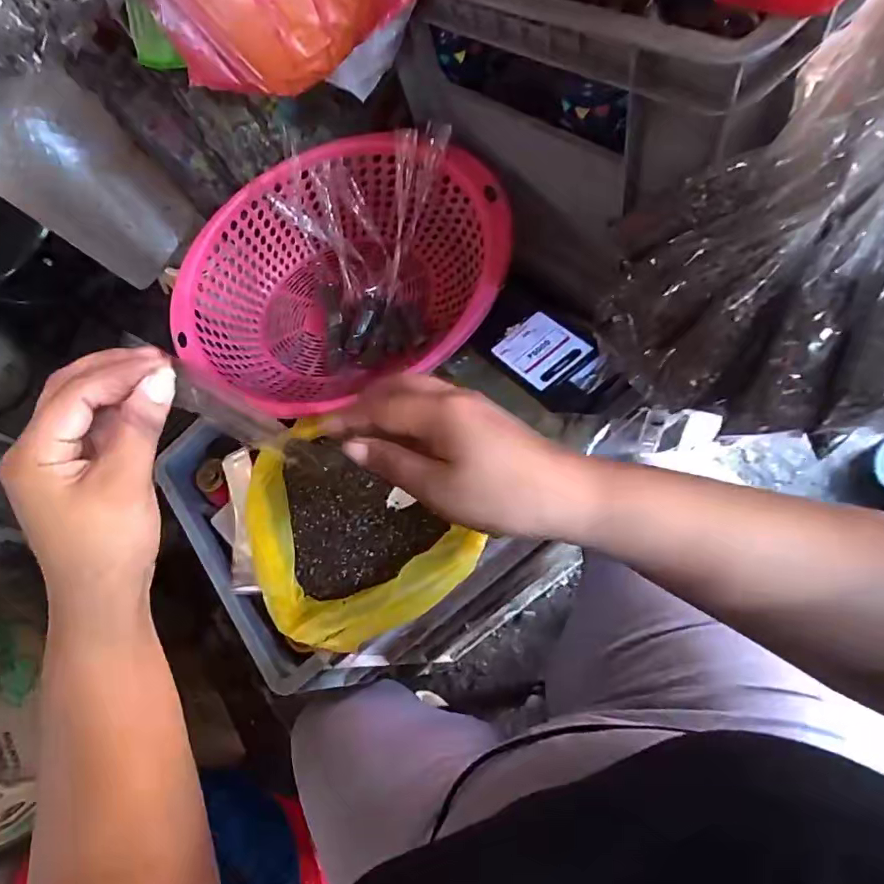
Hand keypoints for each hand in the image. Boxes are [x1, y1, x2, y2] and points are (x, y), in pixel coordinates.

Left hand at [0, 347, 174, 603]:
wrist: (103, 604)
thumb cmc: (111, 548)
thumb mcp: (126, 483)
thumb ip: (140, 425)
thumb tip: (162, 375)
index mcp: (33, 453)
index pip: (74, 393)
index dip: (118, 372)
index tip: (163, 362)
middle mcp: (32, 451)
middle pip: (68, 393)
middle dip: (111, 370)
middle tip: (159, 359)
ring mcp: (50, 464)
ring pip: (79, 409)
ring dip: (115, 389)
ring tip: (155, 375)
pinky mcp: (70, 476)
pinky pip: (90, 432)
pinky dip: (116, 414)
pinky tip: (141, 405)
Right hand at [321, 373, 596, 539]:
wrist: (565, 493)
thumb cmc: (500, 497)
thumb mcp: (439, 488)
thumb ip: (393, 463)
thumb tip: (352, 446)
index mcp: (438, 411)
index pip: (379, 407)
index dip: (346, 418)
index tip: (317, 431)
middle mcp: (452, 395)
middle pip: (397, 386)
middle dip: (363, 403)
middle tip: (339, 427)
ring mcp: (470, 400)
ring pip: (416, 388)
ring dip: (385, 401)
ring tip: (365, 427)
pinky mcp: (482, 413)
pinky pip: (432, 398)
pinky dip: (407, 407)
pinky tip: (403, 429)